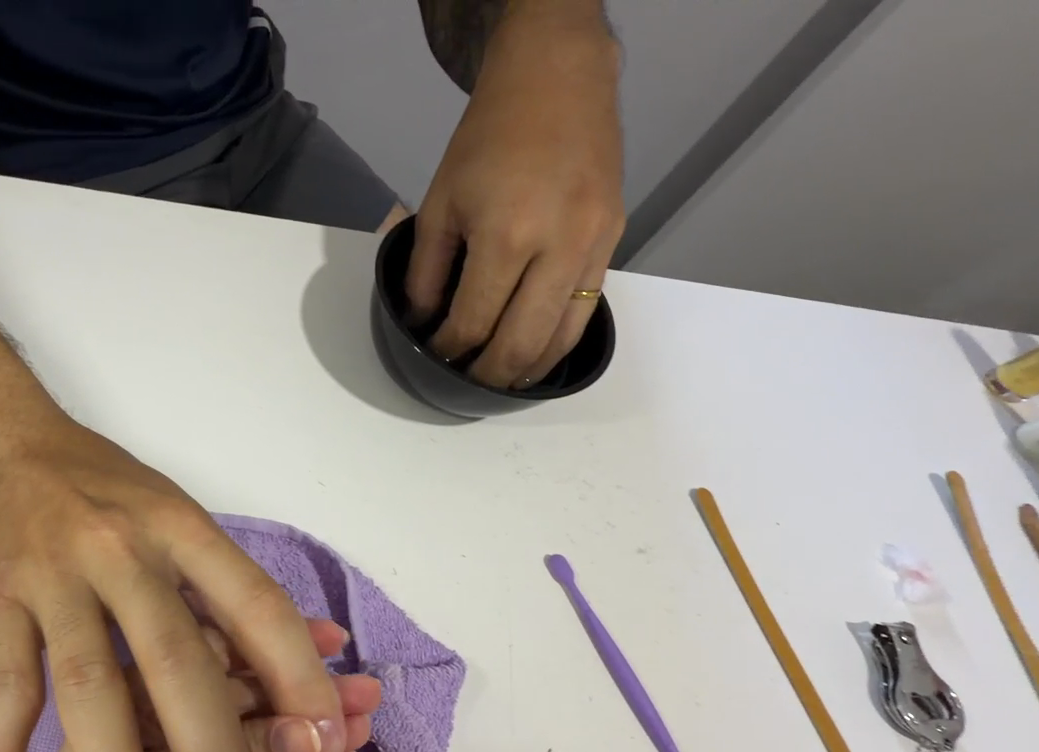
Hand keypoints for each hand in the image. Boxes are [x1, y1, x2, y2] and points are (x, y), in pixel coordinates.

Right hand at [0, 420, 346, 751]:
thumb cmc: (108, 491)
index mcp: (180, 528)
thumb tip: (322, 651)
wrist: (7, 447)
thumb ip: (231, 588)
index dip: (296, 679)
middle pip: (175, 665)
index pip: (254, 604)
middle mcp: (120, 552)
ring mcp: (51, 580)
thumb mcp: (179, 518)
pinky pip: (1, 691)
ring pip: (87, 690)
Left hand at [0, 617, 378, 751]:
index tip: (335, 645)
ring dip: (304, 734)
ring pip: (246, 737)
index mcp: (122, 694)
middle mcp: (146, 717)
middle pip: (237, 693)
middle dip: (301, 692)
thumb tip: (314, 728)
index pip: (208, 651)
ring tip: (368, 725)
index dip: (272, 647)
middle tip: (369, 693)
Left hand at [406, 8, 624, 389]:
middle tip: (464, 380)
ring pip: (561, 336)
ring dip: (527, 369)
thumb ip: (427, 273)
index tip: (433, 353)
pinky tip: (535, 355)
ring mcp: (595, 246)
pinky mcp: (615, 240)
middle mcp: (559, 248)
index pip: (473, 322)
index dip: (447, 348)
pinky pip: (587, 309)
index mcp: (507, 237)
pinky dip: (558, 341)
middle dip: (487, 373)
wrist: (557, 83)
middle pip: (521, 342)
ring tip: (499, 381)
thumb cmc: (487, 142)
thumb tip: (424, 322)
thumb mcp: (439, 206)